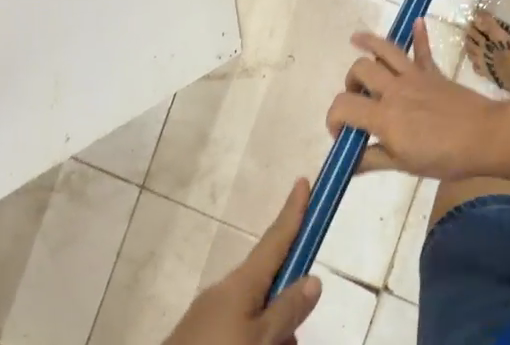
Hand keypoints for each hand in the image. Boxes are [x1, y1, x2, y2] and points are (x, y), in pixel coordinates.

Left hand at [163, 179, 320, 344]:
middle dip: (288, 302)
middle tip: (296, 333)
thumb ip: (287, 310)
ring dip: (272, 330)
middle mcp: (223, 292)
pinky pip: (237, 329)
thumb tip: (312, 278)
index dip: (292, 211)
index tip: (302, 180)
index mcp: (240, 284)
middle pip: (268, 283)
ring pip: (254, 313)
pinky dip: (254, 338)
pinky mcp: (197, 338)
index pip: (274, 239)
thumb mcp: (259, 340)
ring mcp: (207, 316)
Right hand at [326, 21, 504, 179]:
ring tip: (356, 39)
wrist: (483, 135)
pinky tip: (416, 21)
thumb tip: (349, 162)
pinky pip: (422, 50)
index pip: (343, 105)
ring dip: (369, 42)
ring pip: (386, 49)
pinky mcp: (432, 72)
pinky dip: (419, 35)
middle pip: (360, 69)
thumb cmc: (444, 157)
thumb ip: (373, 159)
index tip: (341, 132)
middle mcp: (394, 89)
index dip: (333, 118)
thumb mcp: (404, 165)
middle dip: (350, 82)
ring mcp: (414, 76)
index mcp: (383, 116)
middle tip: (357, 99)